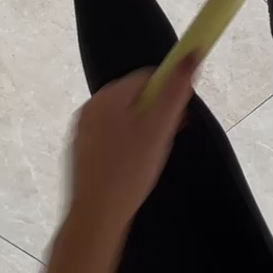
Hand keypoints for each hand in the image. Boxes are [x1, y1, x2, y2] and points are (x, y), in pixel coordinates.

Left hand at [65, 59, 196, 240]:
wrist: (96, 218)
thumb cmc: (130, 171)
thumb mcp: (159, 128)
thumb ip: (176, 90)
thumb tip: (192, 53)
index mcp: (108, 96)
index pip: (148, 78)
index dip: (168, 94)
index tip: (178, 119)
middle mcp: (91, 107)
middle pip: (136, 97)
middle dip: (156, 115)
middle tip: (165, 140)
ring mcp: (82, 130)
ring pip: (125, 118)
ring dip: (143, 131)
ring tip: (150, 157)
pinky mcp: (81, 151)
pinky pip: (111, 136)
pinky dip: (126, 145)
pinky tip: (133, 167)